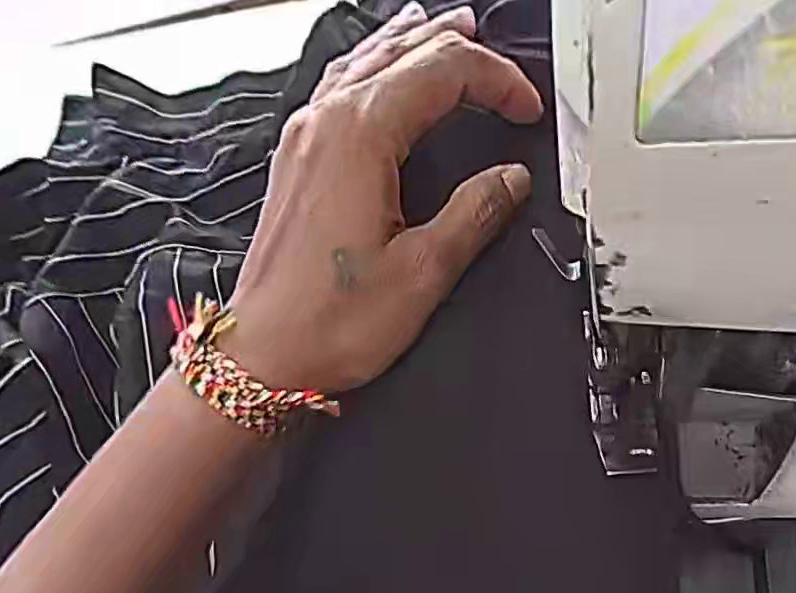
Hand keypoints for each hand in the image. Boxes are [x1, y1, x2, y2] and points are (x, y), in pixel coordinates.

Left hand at [218, 2, 543, 393]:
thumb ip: (474, 215)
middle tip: (499, 66)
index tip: (527, 109)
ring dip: (414, 46)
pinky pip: (341, 89)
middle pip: (402, 52)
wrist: (269, 352)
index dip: (496, 81)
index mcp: (361, 137)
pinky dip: (376, 72)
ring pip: (367, 62)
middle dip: (459, 50)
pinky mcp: (297, 164)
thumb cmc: (333, 321)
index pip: (442, 72)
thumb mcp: (424, 272)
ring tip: (445, 36)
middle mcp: (326, 123)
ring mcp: (305, 139)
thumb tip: (509, 181)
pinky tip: (383, 80)